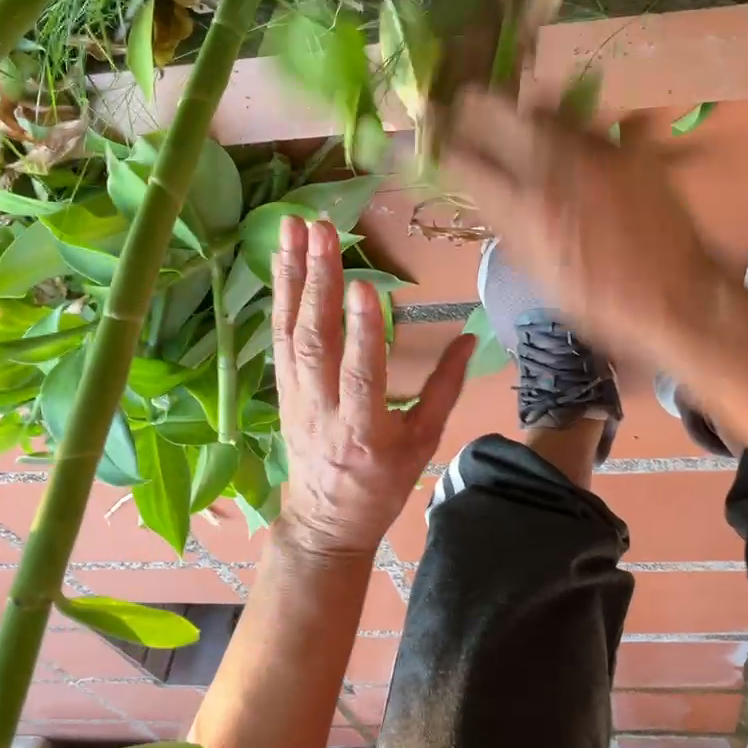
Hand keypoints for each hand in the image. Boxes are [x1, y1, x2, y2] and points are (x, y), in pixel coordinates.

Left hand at [271, 216, 472, 558]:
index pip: (360, 374)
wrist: (325, 521)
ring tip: (293, 227)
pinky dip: (279, 294)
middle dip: (319, 281)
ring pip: (290, 331)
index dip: (361, 331)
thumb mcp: (423, 443)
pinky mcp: (281, 386)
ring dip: (292, 276)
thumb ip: (444, 389)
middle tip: (322, 229)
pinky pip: (278, 336)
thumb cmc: (381, 483)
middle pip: (316, 340)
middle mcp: (321, 407)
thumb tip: (469, 339)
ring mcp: (294, 395)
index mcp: (363, 428)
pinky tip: (282, 260)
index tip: (365, 285)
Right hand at [443, 91, 727, 358]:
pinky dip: (579, 126)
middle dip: (473, 106)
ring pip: (547, 107)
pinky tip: (578, 137)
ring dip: (525, 108)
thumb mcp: (539, 274)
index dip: (441, 144)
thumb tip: (487, 196)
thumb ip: (508, 227)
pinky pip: (598, 123)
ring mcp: (597, 151)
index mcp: (524, 206)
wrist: (676, 299)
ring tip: (518, 112)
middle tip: (465, 104)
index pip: (464, 159)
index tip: (432, 136)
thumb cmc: (601, 304)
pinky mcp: (632, 149)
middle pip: (500, 112)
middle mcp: (555, 167)